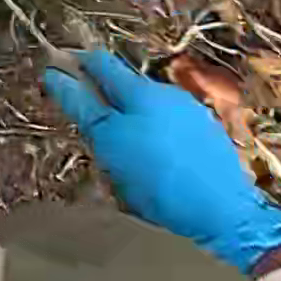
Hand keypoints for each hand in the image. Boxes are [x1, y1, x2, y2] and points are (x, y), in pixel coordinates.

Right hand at [45, 49, 280, 274]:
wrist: (227, 218)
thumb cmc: (156, 178)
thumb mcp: (108, 142)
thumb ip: (81, 105)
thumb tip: (53, 74)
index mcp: (140, 90)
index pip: (100, 61)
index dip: (76, 64)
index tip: (57, 74)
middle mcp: (167, 93)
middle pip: (124, 84)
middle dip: (101, 95)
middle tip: (85, 120)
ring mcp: (192, 114)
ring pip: (147, 106)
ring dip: (128, 116)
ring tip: (119, 146)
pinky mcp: (209, 137)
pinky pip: (169, 124)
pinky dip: (153, 132)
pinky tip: (153, 159)